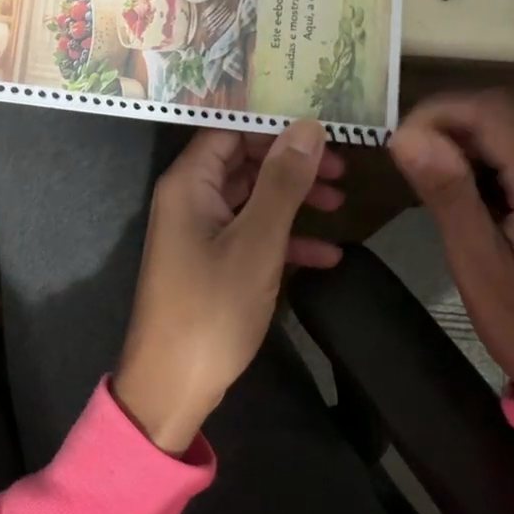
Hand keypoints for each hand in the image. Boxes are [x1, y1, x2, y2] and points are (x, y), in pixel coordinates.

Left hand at [113, 122, 344, 452]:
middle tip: (341, 170)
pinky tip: (328, 256)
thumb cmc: (212, 308)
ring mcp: (198, 233)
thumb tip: (306, 127)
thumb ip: (282, 183)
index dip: (273, 127)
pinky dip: (284, 240)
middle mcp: (189, 199)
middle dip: (291, 163)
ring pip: (250, 200)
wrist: (173, 386)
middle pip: (243, 163)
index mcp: (189, 183)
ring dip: (293, 200)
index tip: (321, 130)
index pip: (230, 131)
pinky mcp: (210, 264)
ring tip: (340, 204)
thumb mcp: (257, 242)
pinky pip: (250, 236)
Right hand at [389, 92, 513, 402]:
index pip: (493, 109)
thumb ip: (448, 195)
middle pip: (507, 122)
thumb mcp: (481, 268)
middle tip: (412, 175)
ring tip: (440, 200)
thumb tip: (406, 135)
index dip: (439, 111)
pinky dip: (497, 176)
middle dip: (451, 133)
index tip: (401, 143)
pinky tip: (478, 216)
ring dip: (472, 156)